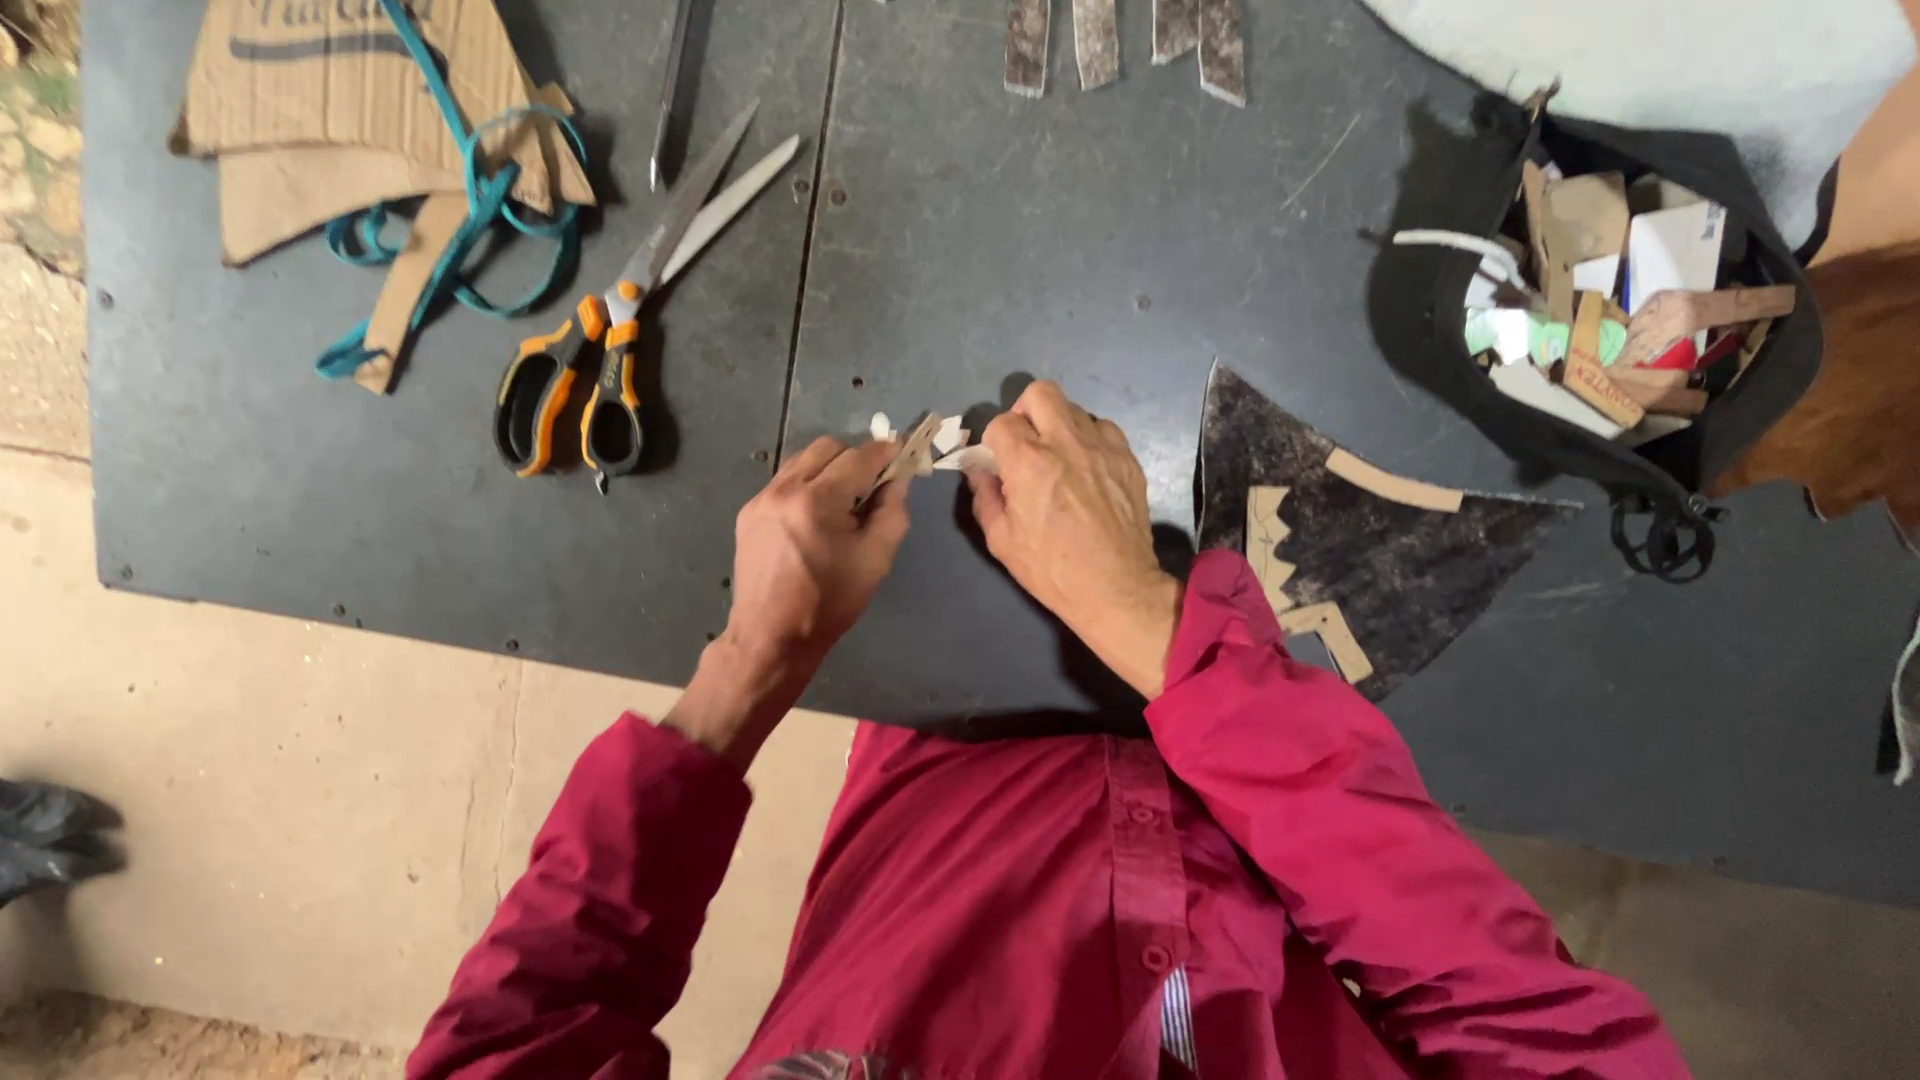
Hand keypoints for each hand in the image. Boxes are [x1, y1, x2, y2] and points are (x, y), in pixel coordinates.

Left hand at [666, 437, 910, 769]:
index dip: (885, 452)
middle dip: (855, 457)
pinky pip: (784, 481)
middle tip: (873, 483)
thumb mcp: (875, 560)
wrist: (771, 636)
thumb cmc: (829, 603)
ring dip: (829, 468)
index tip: (901, 453)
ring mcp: (761, 499)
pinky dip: (807, 485)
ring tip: (844, 499)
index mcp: (817, 501)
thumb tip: (897, 480)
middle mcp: (784, 489)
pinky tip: (816, 515)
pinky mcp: (749, 512)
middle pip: (828, 448)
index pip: (858, 457)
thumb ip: (892, 512)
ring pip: (803, 460)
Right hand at [966, 381, 1180, 697]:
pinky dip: (1089, 440)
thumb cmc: (1051, 570)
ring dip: (1059, 426)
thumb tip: (979, 472)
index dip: (994, 441)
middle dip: (1025, 411)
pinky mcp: (1127, 458)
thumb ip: (985, 497)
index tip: (998, 462)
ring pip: (1074, 408)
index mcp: (1029, 462)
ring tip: (1059, 457)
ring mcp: (1102, 447)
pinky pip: (1104, 428)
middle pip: (1040, 392)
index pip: (1001, 422)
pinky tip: (1087, 468)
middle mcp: (1066, 443)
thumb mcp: (1002, 540)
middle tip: (1026, 441)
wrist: (1115, 588)